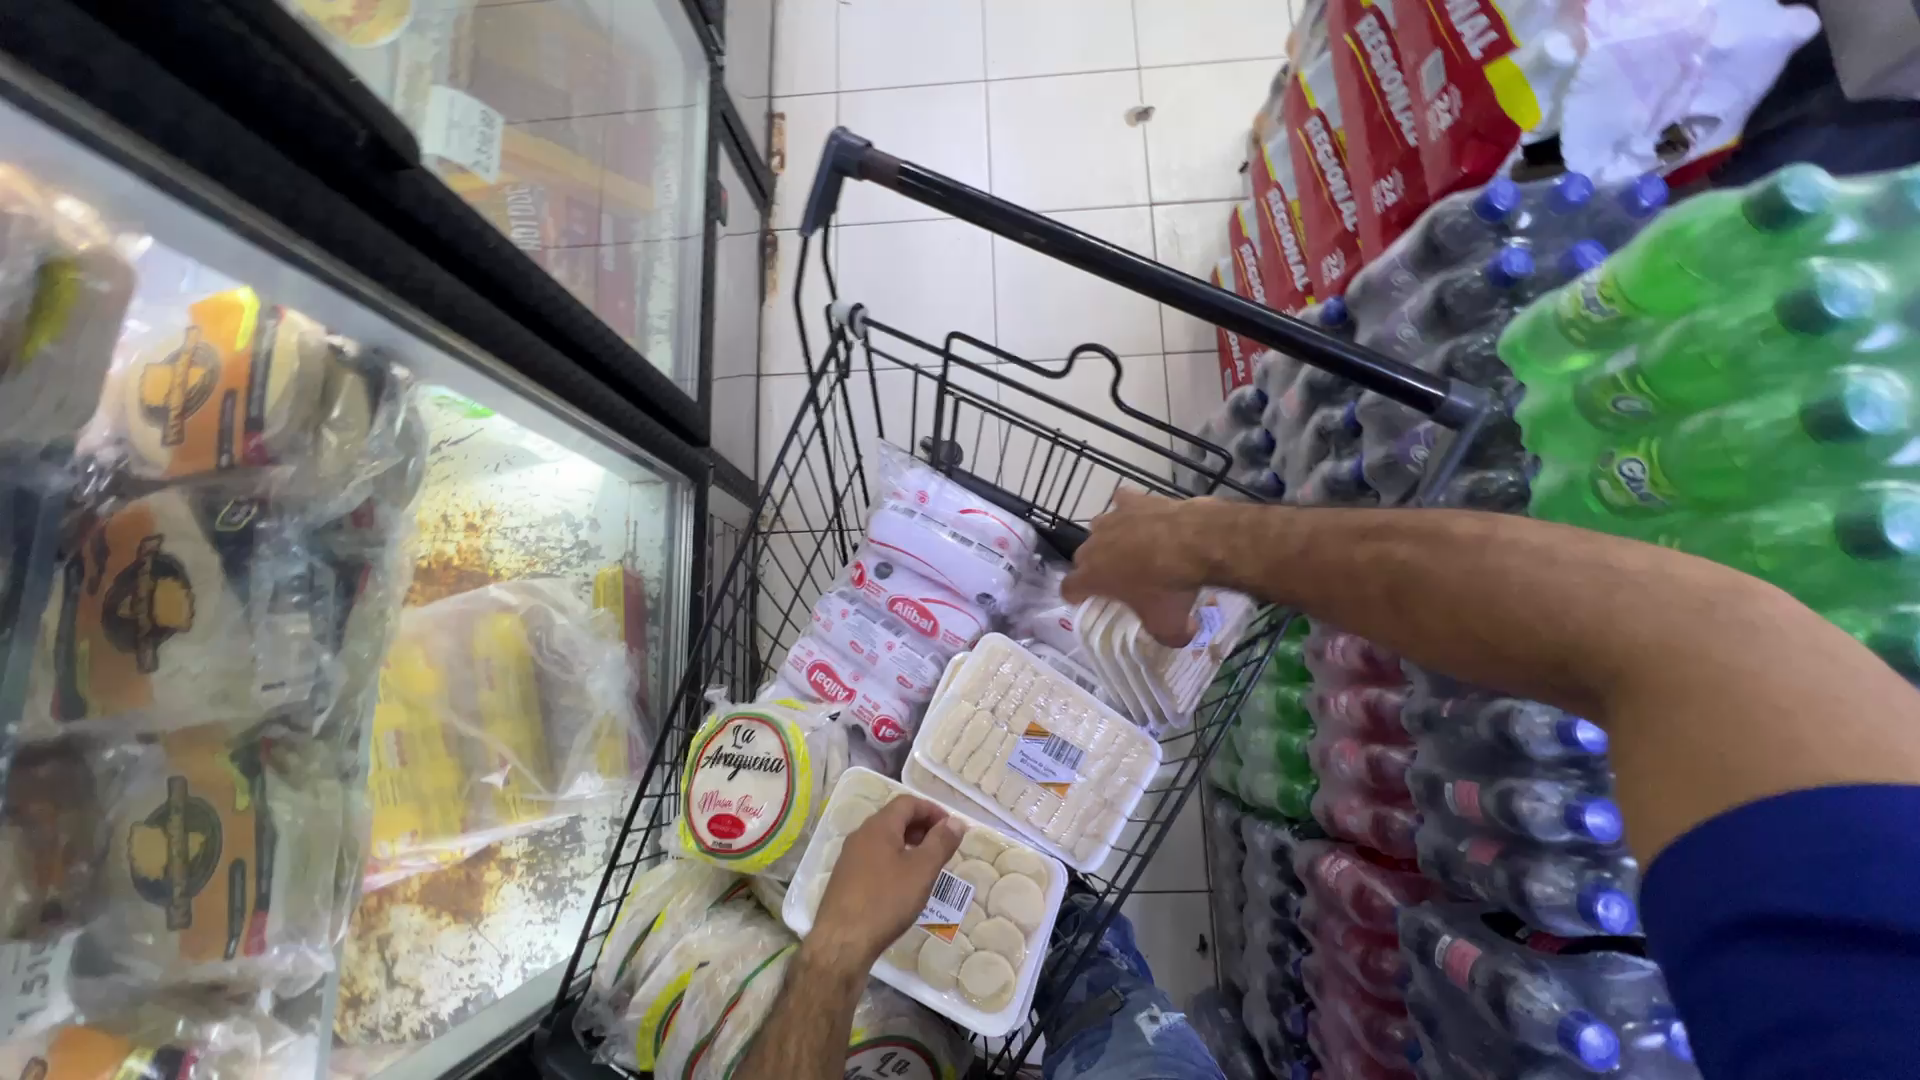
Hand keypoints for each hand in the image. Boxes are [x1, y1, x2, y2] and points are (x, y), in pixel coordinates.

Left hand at [809, 795, 964, 974]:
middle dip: (921, 827)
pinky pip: (874, 858)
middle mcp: (860, 835)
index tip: (951, 828)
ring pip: (883, 840)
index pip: (907, 802)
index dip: (932, 810)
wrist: (841, 943)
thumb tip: (956, 822)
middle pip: (894, 818)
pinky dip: (893, 860)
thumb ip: (940, 842)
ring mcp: (849, 857)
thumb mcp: (922, 870)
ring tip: (926, 866)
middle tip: (941, 846)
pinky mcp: (845, 879)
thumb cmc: (886, 900)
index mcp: (878, 826)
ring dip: (908, 844)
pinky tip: (902, 884)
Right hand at [1063, 490, 1211, 646]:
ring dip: (1110, 538)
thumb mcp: (1169, 626)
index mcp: (1092, 577)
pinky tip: (1143, 516)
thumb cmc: (1170, 586)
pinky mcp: (1131, 500)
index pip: (1068, 589)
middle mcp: (1092, 546)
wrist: (1194, 542)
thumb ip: (1168, 636)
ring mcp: (1110, 519)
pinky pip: (1121, 502)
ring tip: (1135, 546)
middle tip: (1121, 578)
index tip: (1090, 600)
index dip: (1077, 596)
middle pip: (1082, 557)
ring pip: (1099, 529)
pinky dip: (1129, 509)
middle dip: (1096, 567)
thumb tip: (1183, 634)